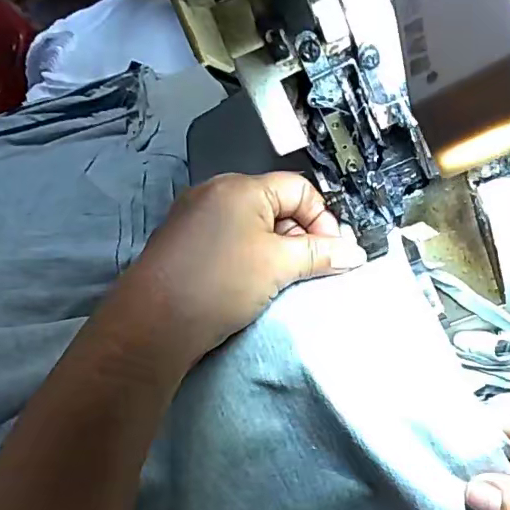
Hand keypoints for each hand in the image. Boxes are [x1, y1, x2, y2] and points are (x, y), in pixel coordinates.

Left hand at [106, 172, 367, 366]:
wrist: (154, 323)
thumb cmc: (219, 285)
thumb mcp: (279, 266)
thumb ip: (320, 254)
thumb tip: (354, 252)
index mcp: (240, 186)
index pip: (300, 189)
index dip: (323, 220)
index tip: (331, 254)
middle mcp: (214, 192)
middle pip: (275, 204)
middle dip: (299, 235)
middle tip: (307, 270)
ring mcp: (193, 215)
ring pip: (250, 224)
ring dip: (273, 248)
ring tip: (277, 281)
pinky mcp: (181, 240)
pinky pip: (226, 238)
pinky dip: (245, 256)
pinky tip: (247, 283)